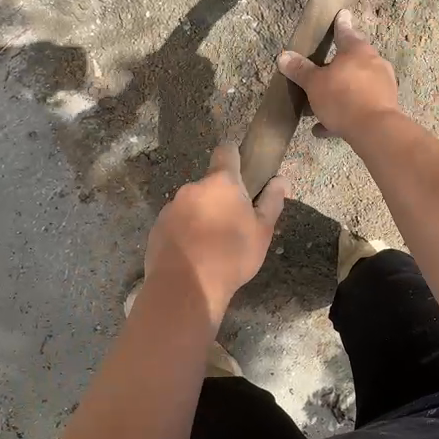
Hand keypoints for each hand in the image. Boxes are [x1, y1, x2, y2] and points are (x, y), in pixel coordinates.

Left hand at [144, 144, 287, 312]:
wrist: (184, 287)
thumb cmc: (231, 256)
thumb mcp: (262, 231)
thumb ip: (272, 201)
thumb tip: (282, 180)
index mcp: (221, 183)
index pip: (226, 151)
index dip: (236, 157)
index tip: (244, 172)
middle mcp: (193, 188)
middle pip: (210, 184)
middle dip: (221, 198)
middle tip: (233, 224)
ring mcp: (171, 207)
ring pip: (193, 204)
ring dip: (202, 215)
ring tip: (212, 245)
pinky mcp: (157, 227)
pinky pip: (176, 222)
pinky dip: (185, 231)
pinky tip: (193, 255)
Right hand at [277, 9, 402, 142]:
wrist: (375, 129)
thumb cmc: (343, 97)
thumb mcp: (315, 84)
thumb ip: (300, 70)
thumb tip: (283, 56)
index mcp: (357, 50)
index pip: (345, 32)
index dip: (340, 24)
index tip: (343, 14)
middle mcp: (373, 63)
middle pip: (352, 59)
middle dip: (336, 65)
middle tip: (323, 67)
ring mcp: (381, 85)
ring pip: (355, 85)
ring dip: (338, 94)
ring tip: (318, 107)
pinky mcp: (384, 106)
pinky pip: (359, 106)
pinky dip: (343, 114)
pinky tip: (324, 129)